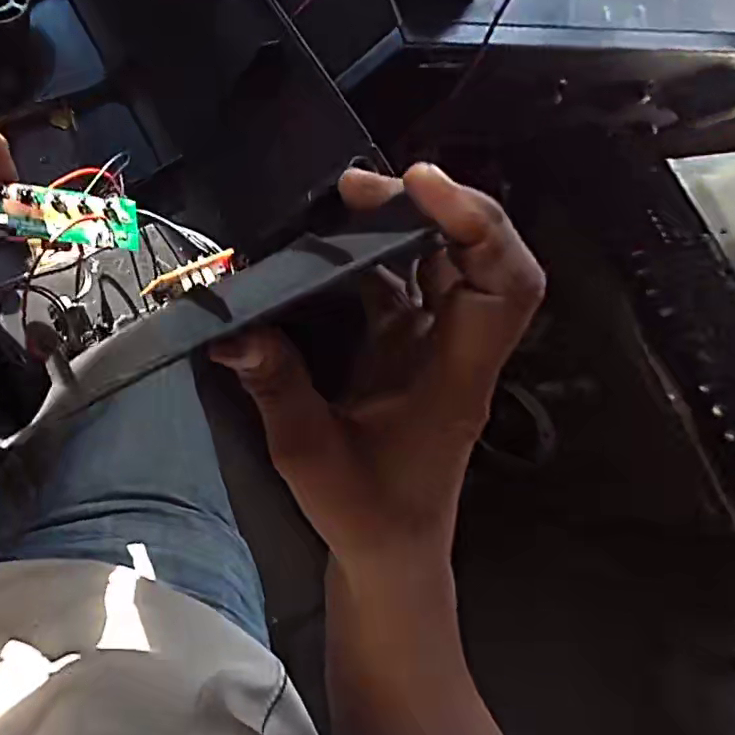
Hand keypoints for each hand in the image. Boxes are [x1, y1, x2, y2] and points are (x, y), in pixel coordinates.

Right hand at [210, 164, 542, 574]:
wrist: (391, 550)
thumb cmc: (366, 513)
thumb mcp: (309, 455)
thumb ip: (275, 388)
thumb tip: (233, 332)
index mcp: (454, 376)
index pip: (502, 286)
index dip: (476, 224)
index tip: (421, 184)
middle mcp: (454, 348)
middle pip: (482, 256)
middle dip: (434, 204)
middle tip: (364, 185)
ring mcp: (433, 342)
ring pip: (445, 261)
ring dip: (406, 221)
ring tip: (349, 197)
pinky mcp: (407, 344)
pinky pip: (403, 280)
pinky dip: (377, 251)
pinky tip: (334, 241)